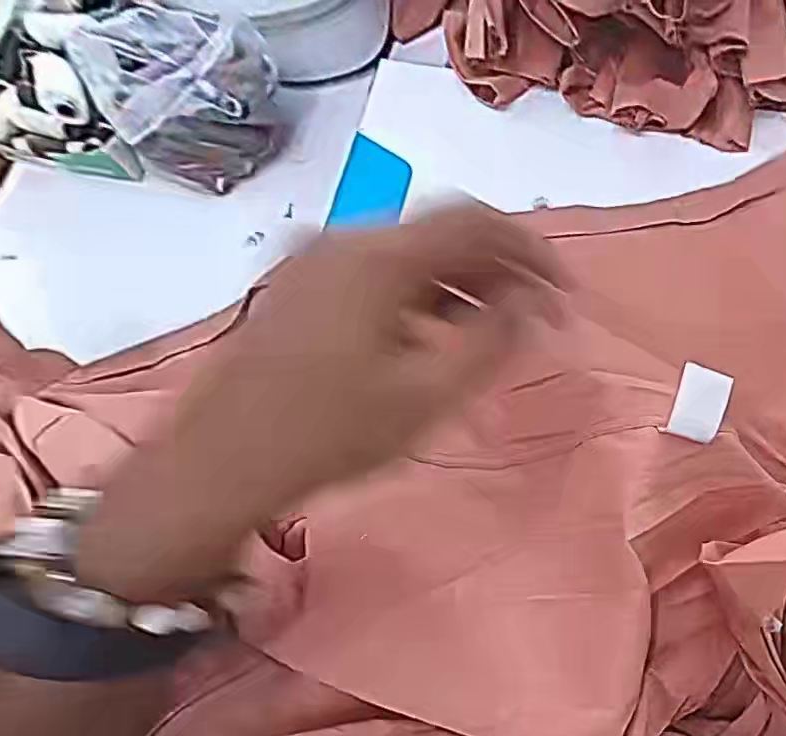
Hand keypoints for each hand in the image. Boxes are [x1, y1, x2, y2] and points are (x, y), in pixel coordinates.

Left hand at [77, 204, 565, 600]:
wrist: (223, 463)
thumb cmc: (334, 435)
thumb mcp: (429, 396)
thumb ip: (492, 343)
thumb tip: (529, 305)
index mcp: (379, 259)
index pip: (475, 223)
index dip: (530, 252)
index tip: (562, 293)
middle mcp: (344, 243)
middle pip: (442, 235)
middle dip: (500, 272)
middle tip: (535, 319)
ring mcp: (316, 264)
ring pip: (412, 257)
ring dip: (463, 287)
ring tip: (494, 334)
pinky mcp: (302, 290)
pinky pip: (380, 277)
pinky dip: (424, 298)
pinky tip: (437, 339)